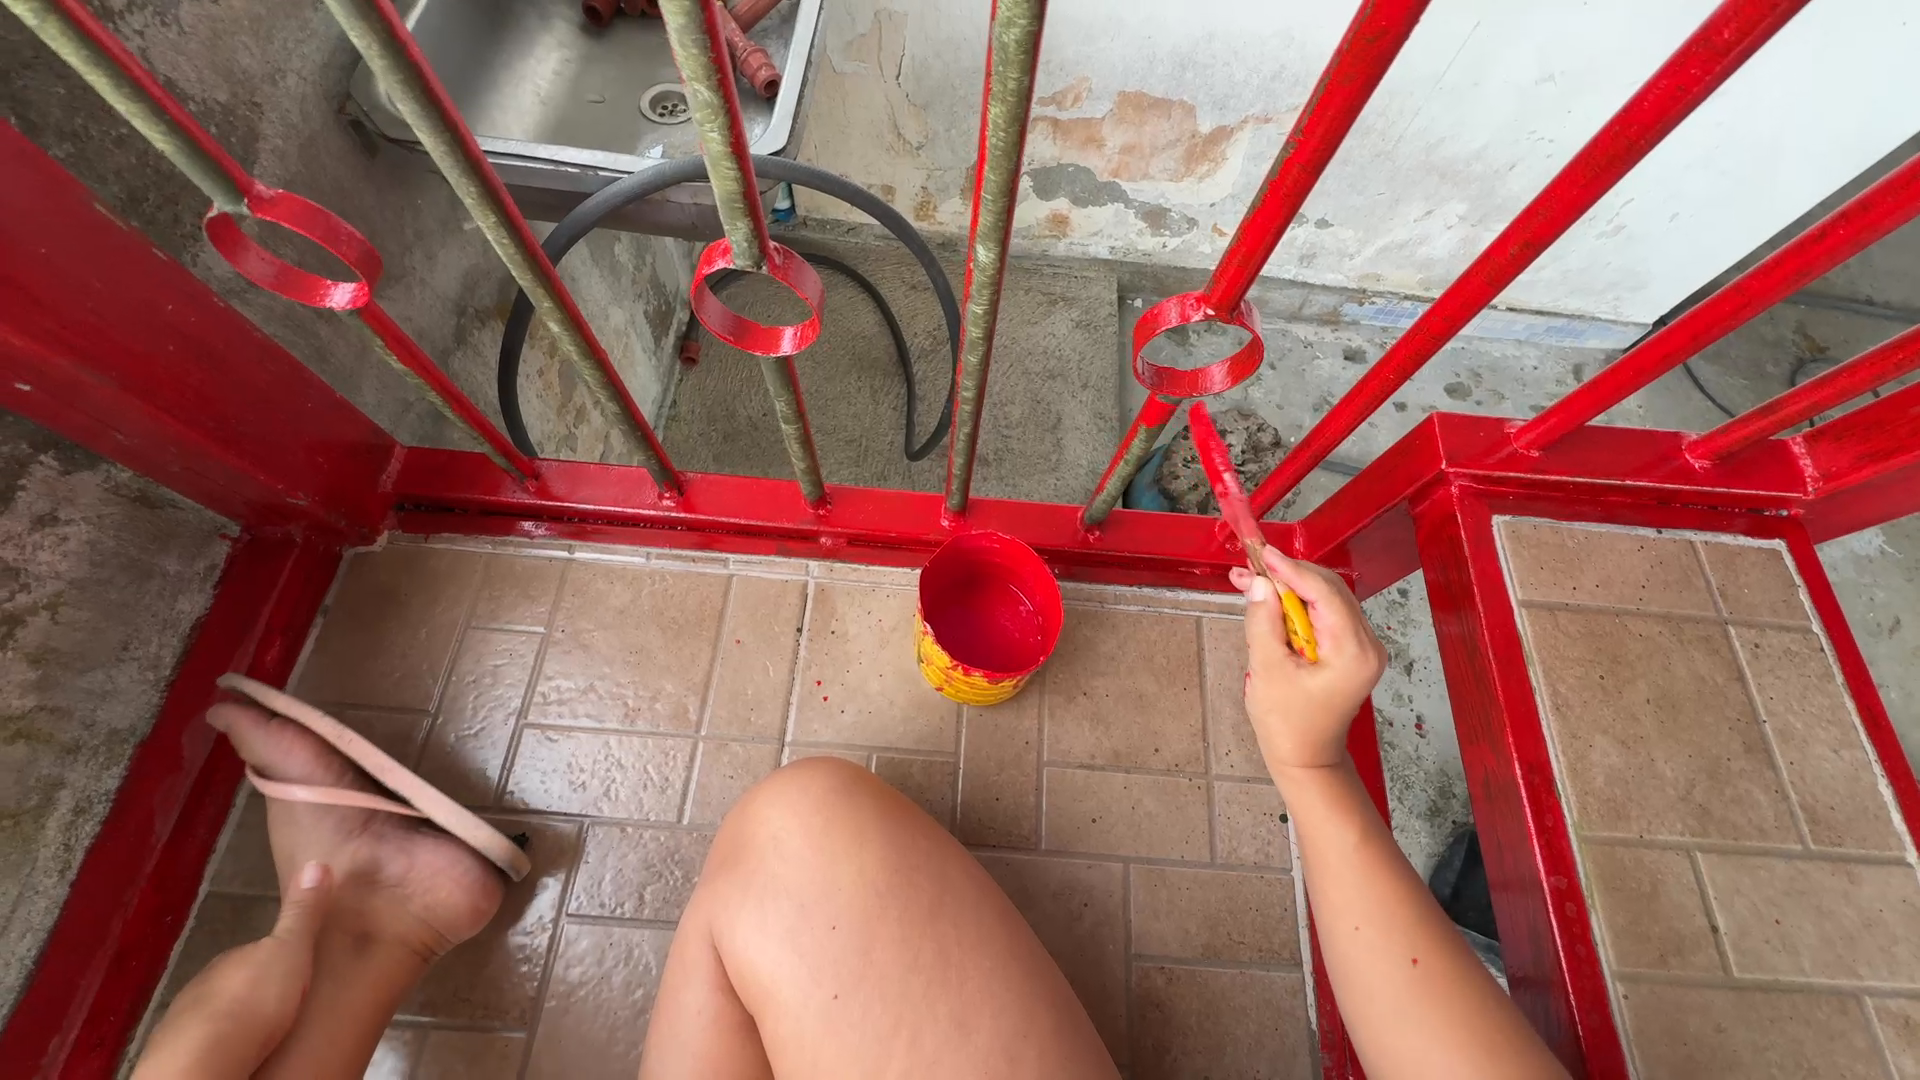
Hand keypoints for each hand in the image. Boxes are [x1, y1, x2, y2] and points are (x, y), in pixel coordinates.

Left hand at [132, 861, 333, 1079]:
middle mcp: (202, 983)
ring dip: (239, 1017)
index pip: (258, 948)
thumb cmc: (256, 1000)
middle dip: (259, 986)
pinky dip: (222, 1043)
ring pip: (219, 1012)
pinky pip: (205, 1042)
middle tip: (291, 997)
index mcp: (231, 957)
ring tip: (269, 1028)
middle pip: (238, 980)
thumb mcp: (292, 950)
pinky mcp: (172, 1056)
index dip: (282, 954)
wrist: (202, 1064)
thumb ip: (303, 913)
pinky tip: (241, 1051)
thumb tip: (316, 861)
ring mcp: (182, 1021)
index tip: (303, 965)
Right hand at [1229, 548, 1387, 771]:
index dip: (1292, 570)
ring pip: (1324, 600)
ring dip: (1287, 588)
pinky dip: (1294, 605)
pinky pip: (1322, 616)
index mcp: (1353, 651)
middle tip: (1249, 566)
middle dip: (1287, 575)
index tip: (1262, 554)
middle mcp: (1366, 644)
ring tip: (1248, 581)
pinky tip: (1267, 600)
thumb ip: (1263, 621)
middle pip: (1328, 591)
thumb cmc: (1286, 722)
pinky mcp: (1348, 650)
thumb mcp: (1266, 670)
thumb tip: (1258, 583)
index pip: (1324, 594)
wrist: (1305, 758)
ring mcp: (1360, 647)